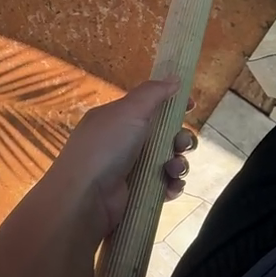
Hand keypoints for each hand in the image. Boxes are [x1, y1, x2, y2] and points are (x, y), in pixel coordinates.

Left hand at [36, 80, 195, 240]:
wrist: (84, 198)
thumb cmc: (105, 148)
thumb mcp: (128, 111)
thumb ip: (153, 92)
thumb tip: (175, 77)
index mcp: (118, 120)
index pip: (151, 107)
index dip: (173, 105)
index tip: (190, 105)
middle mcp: (125, 142)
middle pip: (167, 135)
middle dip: (181, 139)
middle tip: (180, 145)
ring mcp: (131, 169)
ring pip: (170, 160)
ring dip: (179, 164)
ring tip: (172, 170)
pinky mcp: (139, 192)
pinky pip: (166, 184)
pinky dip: (172, 185)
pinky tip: (169, 188)